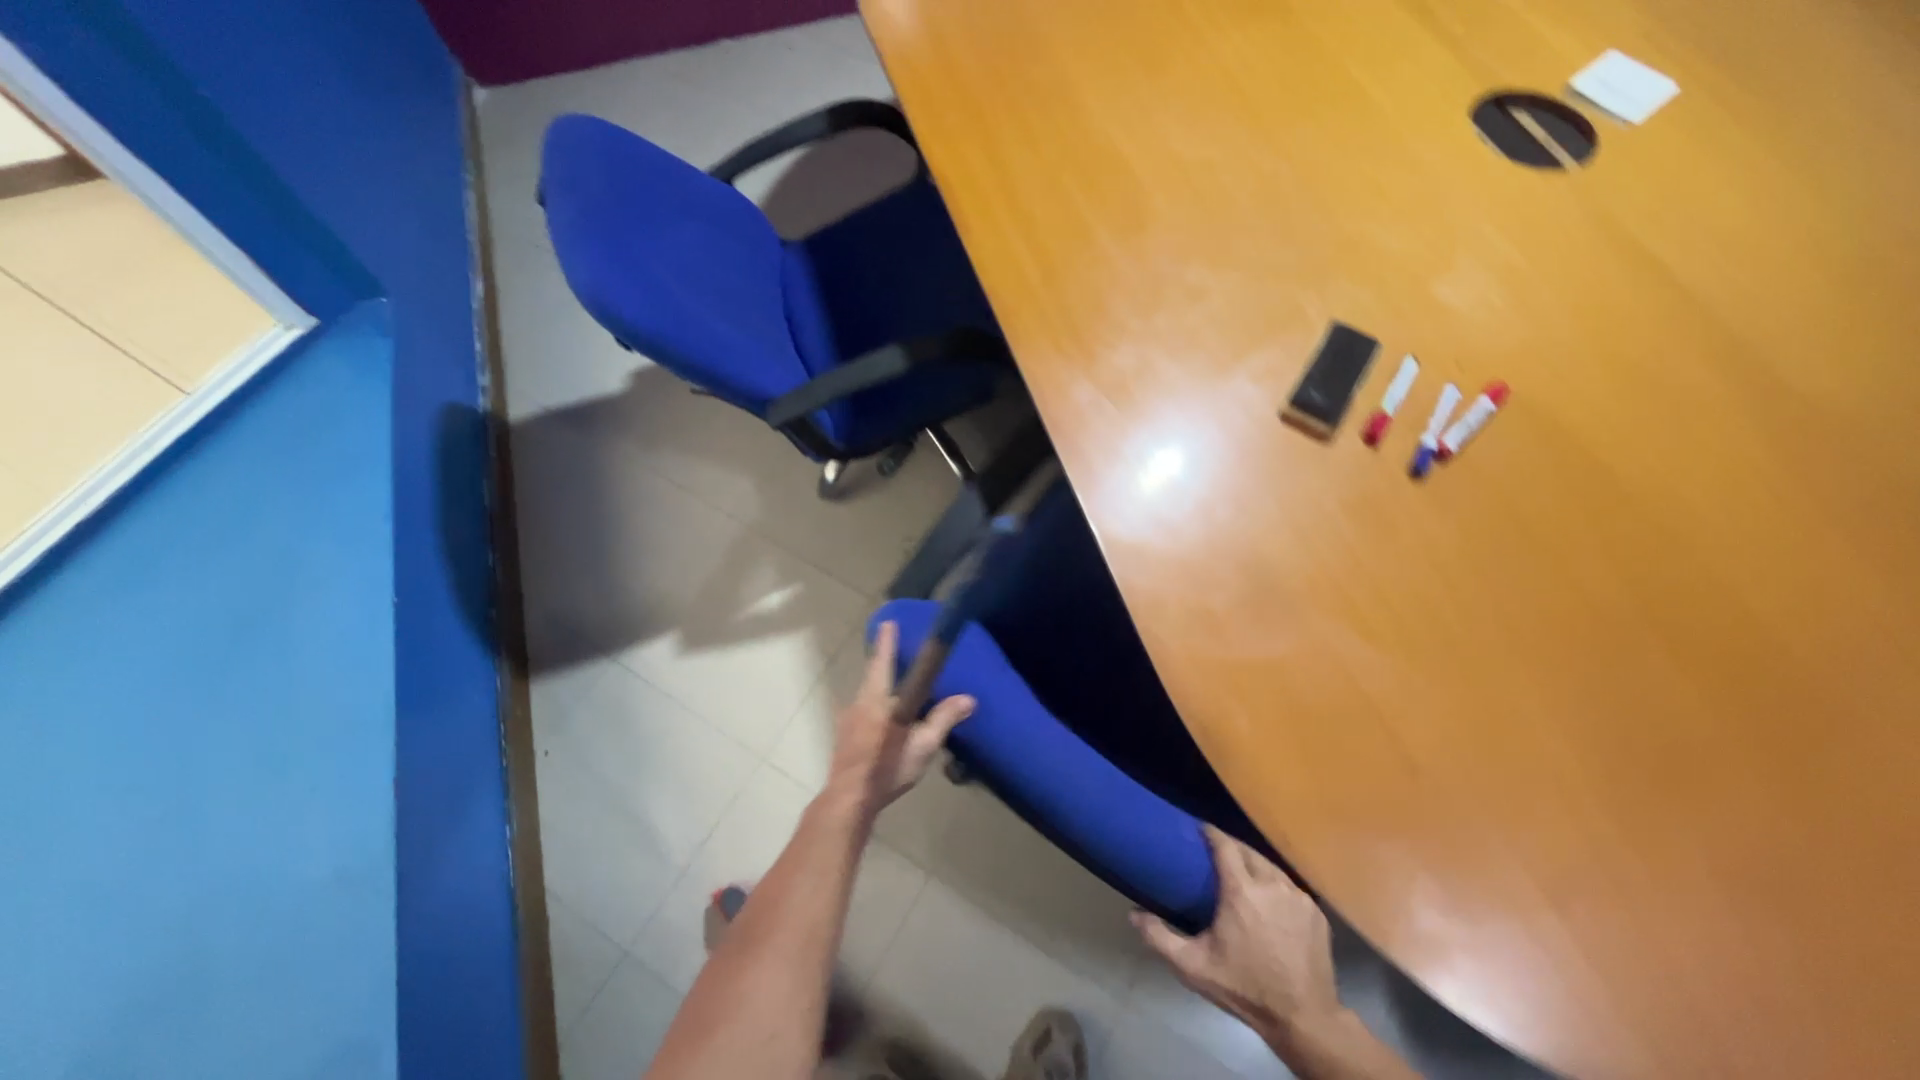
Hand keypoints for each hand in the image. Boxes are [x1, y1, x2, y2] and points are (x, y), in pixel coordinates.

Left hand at [827, 621, 974, 816]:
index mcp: (876, 700)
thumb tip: (969, 699)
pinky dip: (873, 704)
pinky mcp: (845, 736)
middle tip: (892, 647)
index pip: (883, 662)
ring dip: (878, 685)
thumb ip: (943, 719)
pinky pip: (862, 710)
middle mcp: (858, 703)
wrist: (849, 798)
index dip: (887, 642)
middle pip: (872, 675)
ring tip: (893, 684)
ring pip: (865, 694)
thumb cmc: (887, 767)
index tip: (888, 622)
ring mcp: (847, 719)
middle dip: (882, 661)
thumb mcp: (922, 745)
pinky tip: (883, 718)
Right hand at [1132, 826, 1343, 1045]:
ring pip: (1272, 868)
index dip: (1211, 833)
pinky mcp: (1316, 912)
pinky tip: (1268, 901)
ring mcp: (1298, 897)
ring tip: (1240, 874)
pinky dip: (1275, 886)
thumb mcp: (1192, 966)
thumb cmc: (1243, 988)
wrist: (1303, 1016)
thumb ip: (1159, 937)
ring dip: (1254, 865)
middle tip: (1214, 853)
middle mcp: (1272, 885)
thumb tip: (1133, 914)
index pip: (1225, 846)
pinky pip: (1290, 887)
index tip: (1198, 830)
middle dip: (1231, 847)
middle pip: (1249, 852)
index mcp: (1241, 891)